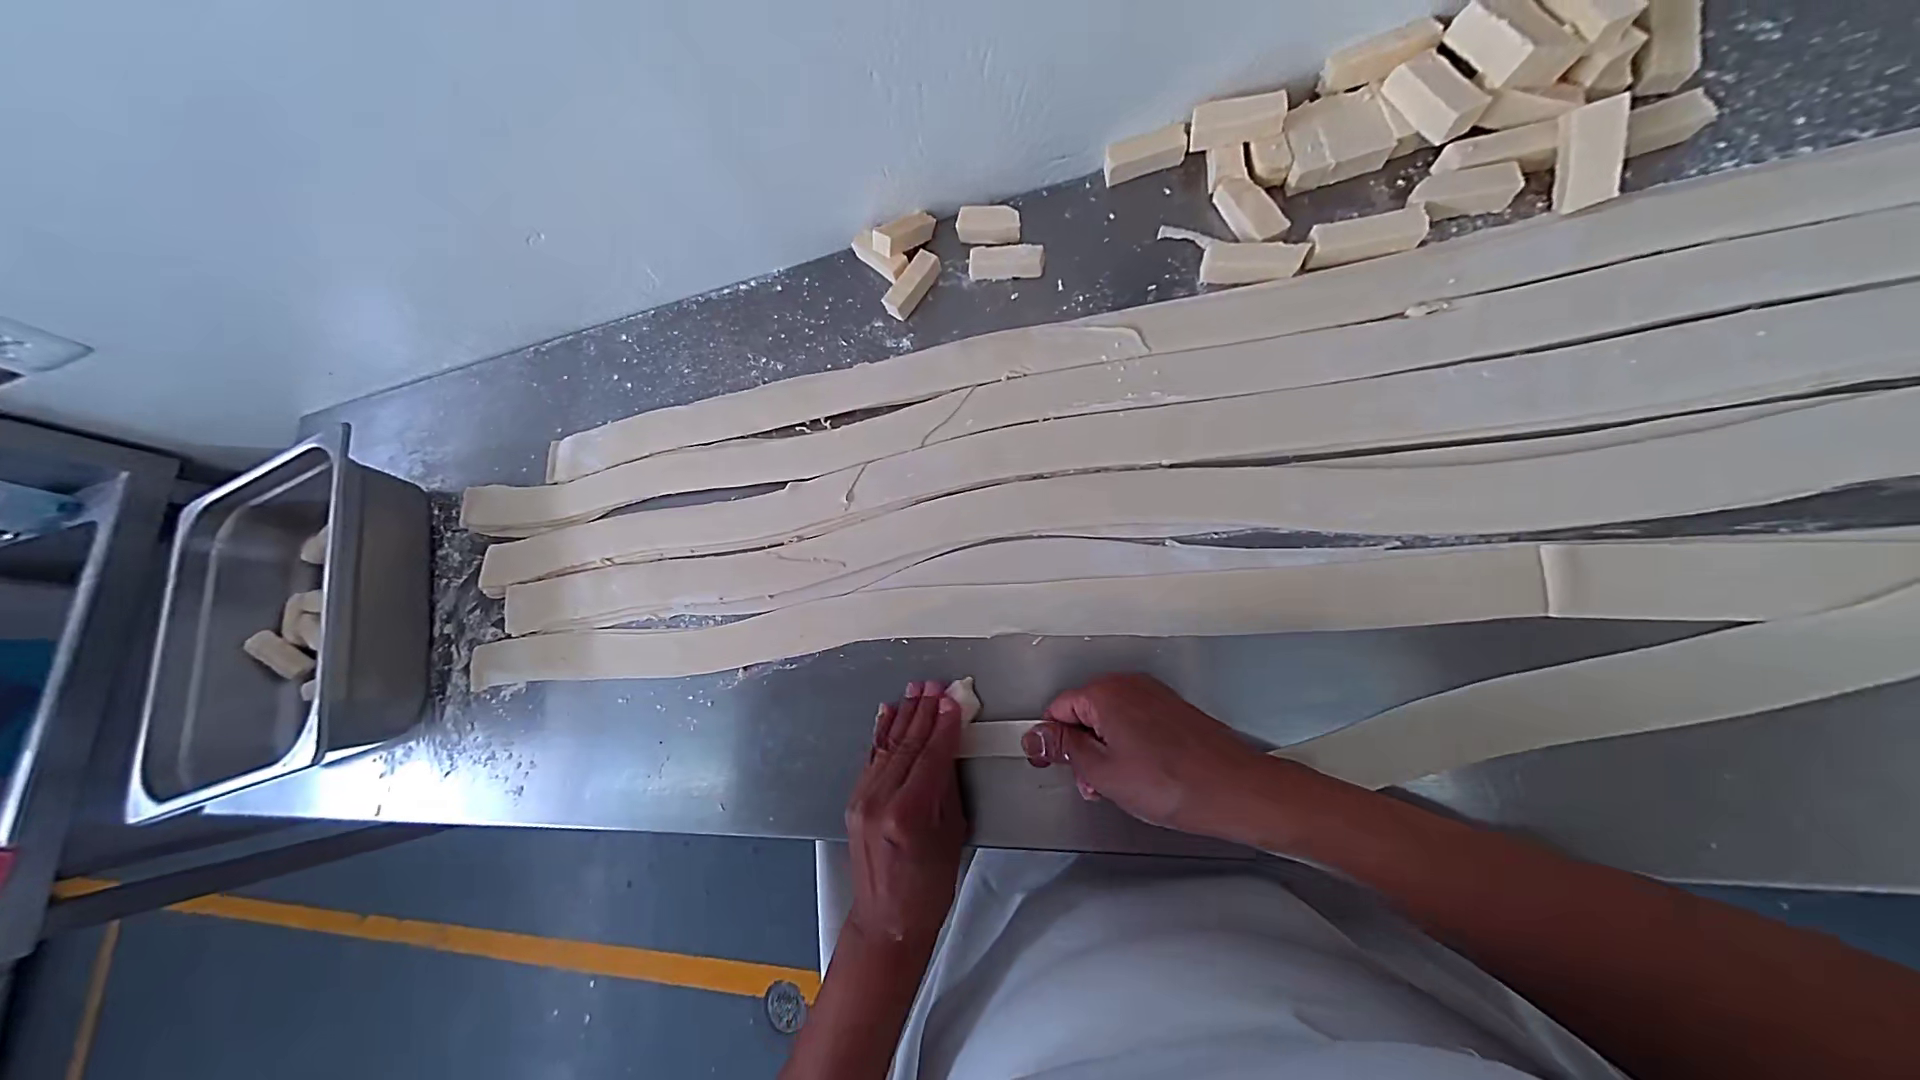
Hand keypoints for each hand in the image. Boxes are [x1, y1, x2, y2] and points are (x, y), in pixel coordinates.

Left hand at [844, 681, 967, 944]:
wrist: (886, 921)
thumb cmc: (928, 888)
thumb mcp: (952, 834)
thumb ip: (948, 786)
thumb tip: (950, 747)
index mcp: (908, 813)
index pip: (931, 755)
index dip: (945, 724)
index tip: (954, 701)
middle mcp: (880, 801)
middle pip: (907, 744)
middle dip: (924, 711)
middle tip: (937, 686)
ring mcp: (863, 799)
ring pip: (887, 746)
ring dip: (904, 715)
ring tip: (917, 690)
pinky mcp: (855, 800)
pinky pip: (871, 758)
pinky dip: (881, 732)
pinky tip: (889, 713)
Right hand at [1022, 673, 1273, 836]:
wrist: (1236, 792)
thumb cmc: (1176, 784)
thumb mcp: (1101, 772)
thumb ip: (1063, 748)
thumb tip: (1036, 734)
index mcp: (1106, 693)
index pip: (1057, 709)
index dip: (1052, 741)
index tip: (1058, 766)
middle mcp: (1130, 685)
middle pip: (1083, 712)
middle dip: (1082, 749)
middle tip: (1094, 784)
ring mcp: (1154, 696)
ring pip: (1110, 720)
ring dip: (1106, 752)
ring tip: (1122, 785)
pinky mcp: (1172, 711)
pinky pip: (1135, 723)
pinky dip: (1130, 748)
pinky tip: (1143, 776)